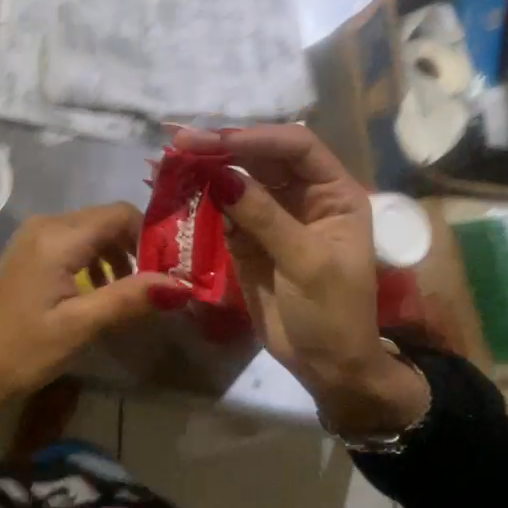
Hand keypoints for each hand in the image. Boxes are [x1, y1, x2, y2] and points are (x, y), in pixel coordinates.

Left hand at [0, 203, 187, 445]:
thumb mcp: (81, 326)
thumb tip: (181, 284)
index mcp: (57, 236)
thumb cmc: (25, 349)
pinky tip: (101, 292)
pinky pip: (74, 240)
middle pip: (106, 219)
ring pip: (92, 229)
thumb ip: (129, 298)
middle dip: (137, 246)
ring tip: (132, 294)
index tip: (172, 268)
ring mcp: (34, 234)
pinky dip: (95, 258)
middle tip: (159, 284)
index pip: (120, 214)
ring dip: (117, 254)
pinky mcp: (30, 249)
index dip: (151, 236)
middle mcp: (46, 223)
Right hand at [176, 125, 428, 436]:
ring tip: (174, 159)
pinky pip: (222, 204)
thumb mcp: (306, 264)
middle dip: (224, 146)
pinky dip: (201, 194)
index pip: (297, 146)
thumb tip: (221, 176)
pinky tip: (179, 185)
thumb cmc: (333, 314)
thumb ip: (265, 216)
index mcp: (333, 193)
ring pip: (238, 175)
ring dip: (207, 165)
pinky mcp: (247, 233)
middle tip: (183, 142)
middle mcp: (303, 193)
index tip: (216, 141)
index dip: (257, 137)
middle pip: (262, 155)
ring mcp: (273, 212)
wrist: (326, 370)